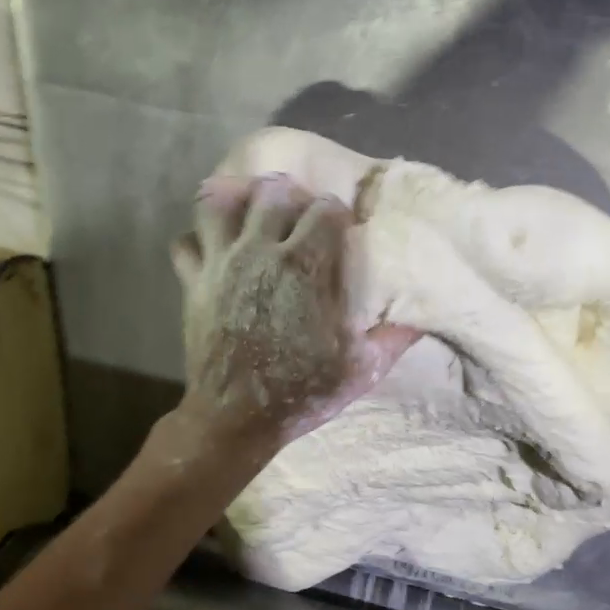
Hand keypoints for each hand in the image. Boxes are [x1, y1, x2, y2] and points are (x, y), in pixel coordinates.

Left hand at [171, 173, 419, 457]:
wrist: (236, 418)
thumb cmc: (302, 392)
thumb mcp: (360, 370)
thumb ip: (394, 338)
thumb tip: (424, 318)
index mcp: (306, 264)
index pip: (326, 207)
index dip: (337, 214)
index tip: (341, 231)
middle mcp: (260, 250)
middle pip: (273, 190)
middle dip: (290, 196)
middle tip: (297, 217)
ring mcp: (221, 263)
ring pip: (220, 202)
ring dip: (237, 203)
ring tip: (252, 219)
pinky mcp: (193, 283)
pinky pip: (186, 242)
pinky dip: (198, 242)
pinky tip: (214, 254)